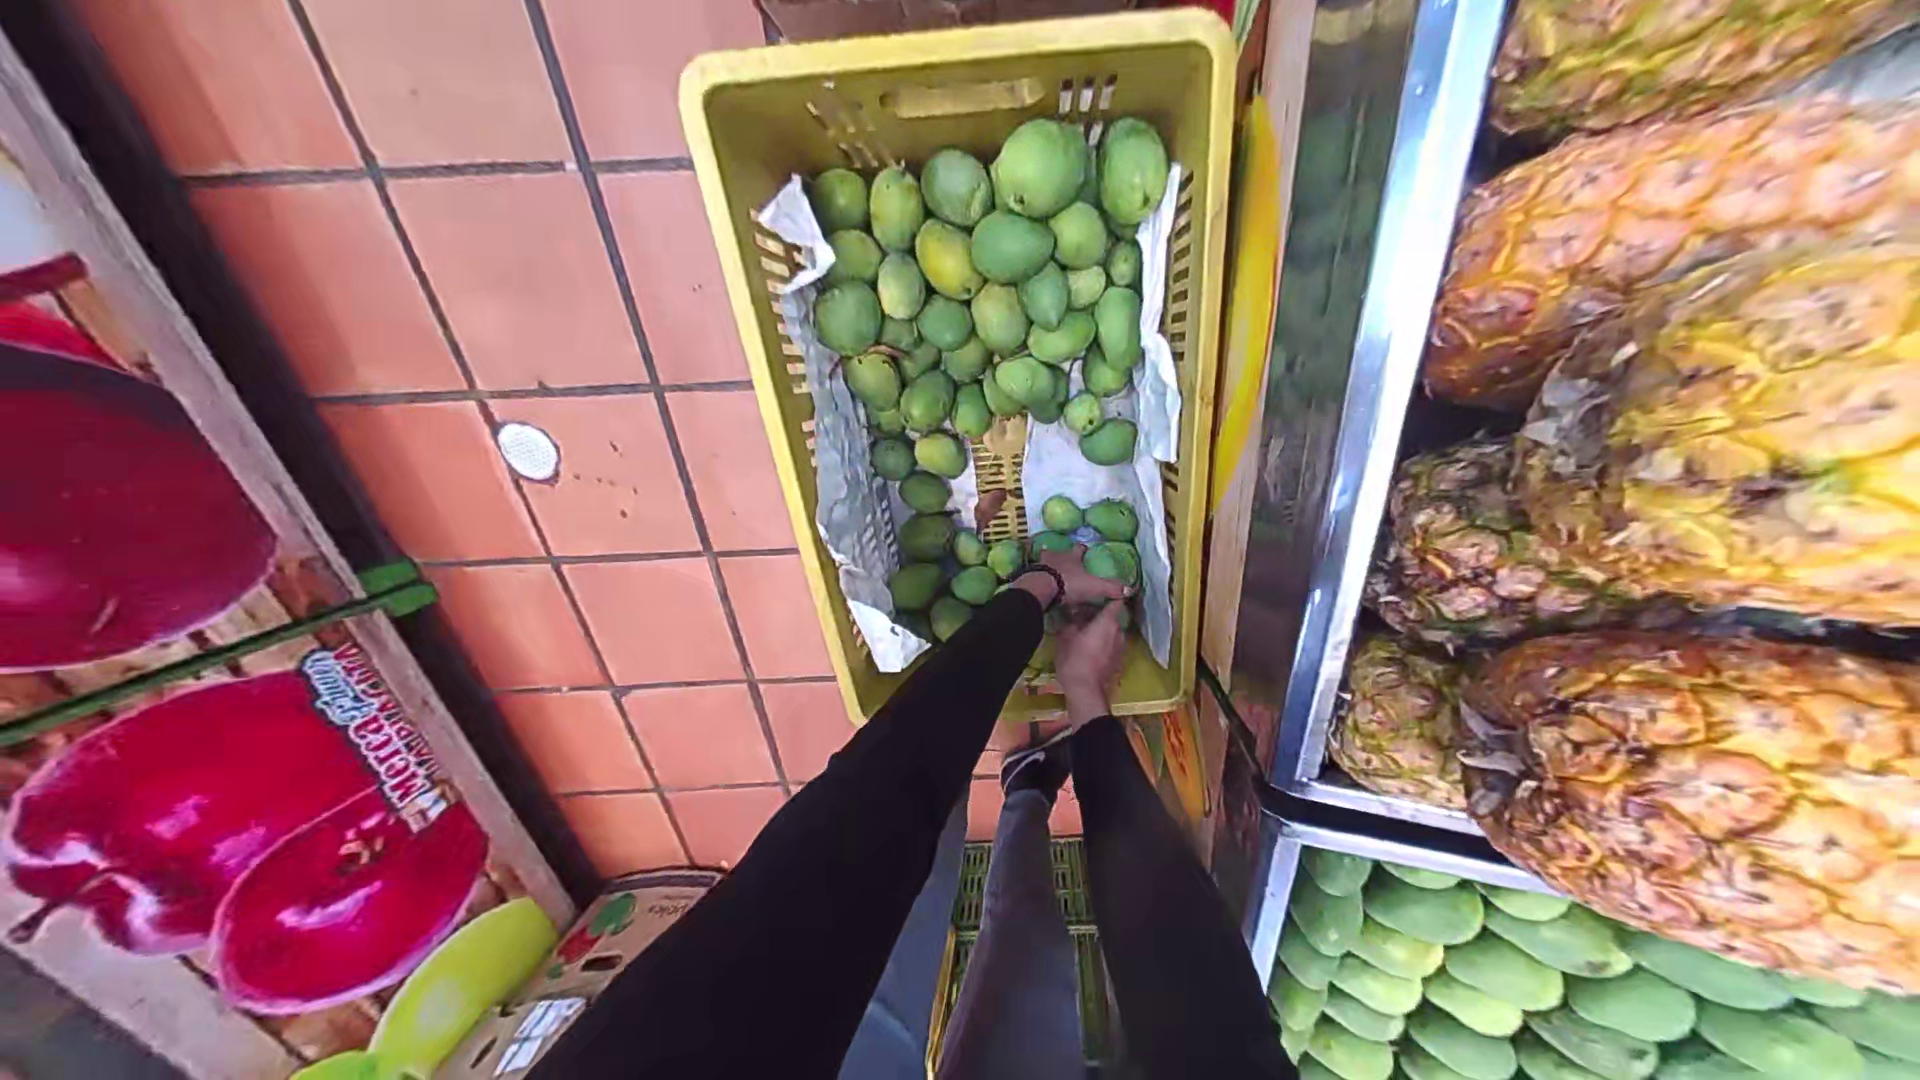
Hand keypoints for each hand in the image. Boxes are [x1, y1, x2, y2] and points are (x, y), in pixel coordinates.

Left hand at [1008, 544, 1130, 609]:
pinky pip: (1032, 572)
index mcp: (1072, 557)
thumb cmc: (1069, 584)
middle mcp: (1055, 556)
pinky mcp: (1029, 574)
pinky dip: (1035, 575)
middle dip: (1061, 555)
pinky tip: (1036, 581)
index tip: (1083, 549)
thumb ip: (1110, 588)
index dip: (1081, 549)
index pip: (1078, 549)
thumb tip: (1130, 590)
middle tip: (1062, 559)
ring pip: (1043, 559)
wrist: (1041, 588)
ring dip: (1046, 563)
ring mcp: (1040, 564)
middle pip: (1058, 552)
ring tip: (1047, 569)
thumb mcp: (1093, 587)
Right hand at [1056, 600, 1127, 725]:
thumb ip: (1070, 622)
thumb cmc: (1074, 659)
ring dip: (1100, 630)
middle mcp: (1119, 632)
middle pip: (1112, 618)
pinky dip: (1102, 643)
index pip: (1116, 601)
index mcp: (1107, 622)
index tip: (1100, 594)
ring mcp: (1121, 648)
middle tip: (1081, 615)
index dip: (1110, 596)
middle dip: (1099, 615)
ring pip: (1111, 632)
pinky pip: (1111, 645)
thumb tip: (1071, 615)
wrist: (1085, 691)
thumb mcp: (1065, 637)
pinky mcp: (1118, 661)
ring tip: (1084, 632)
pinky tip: (1089, 647)